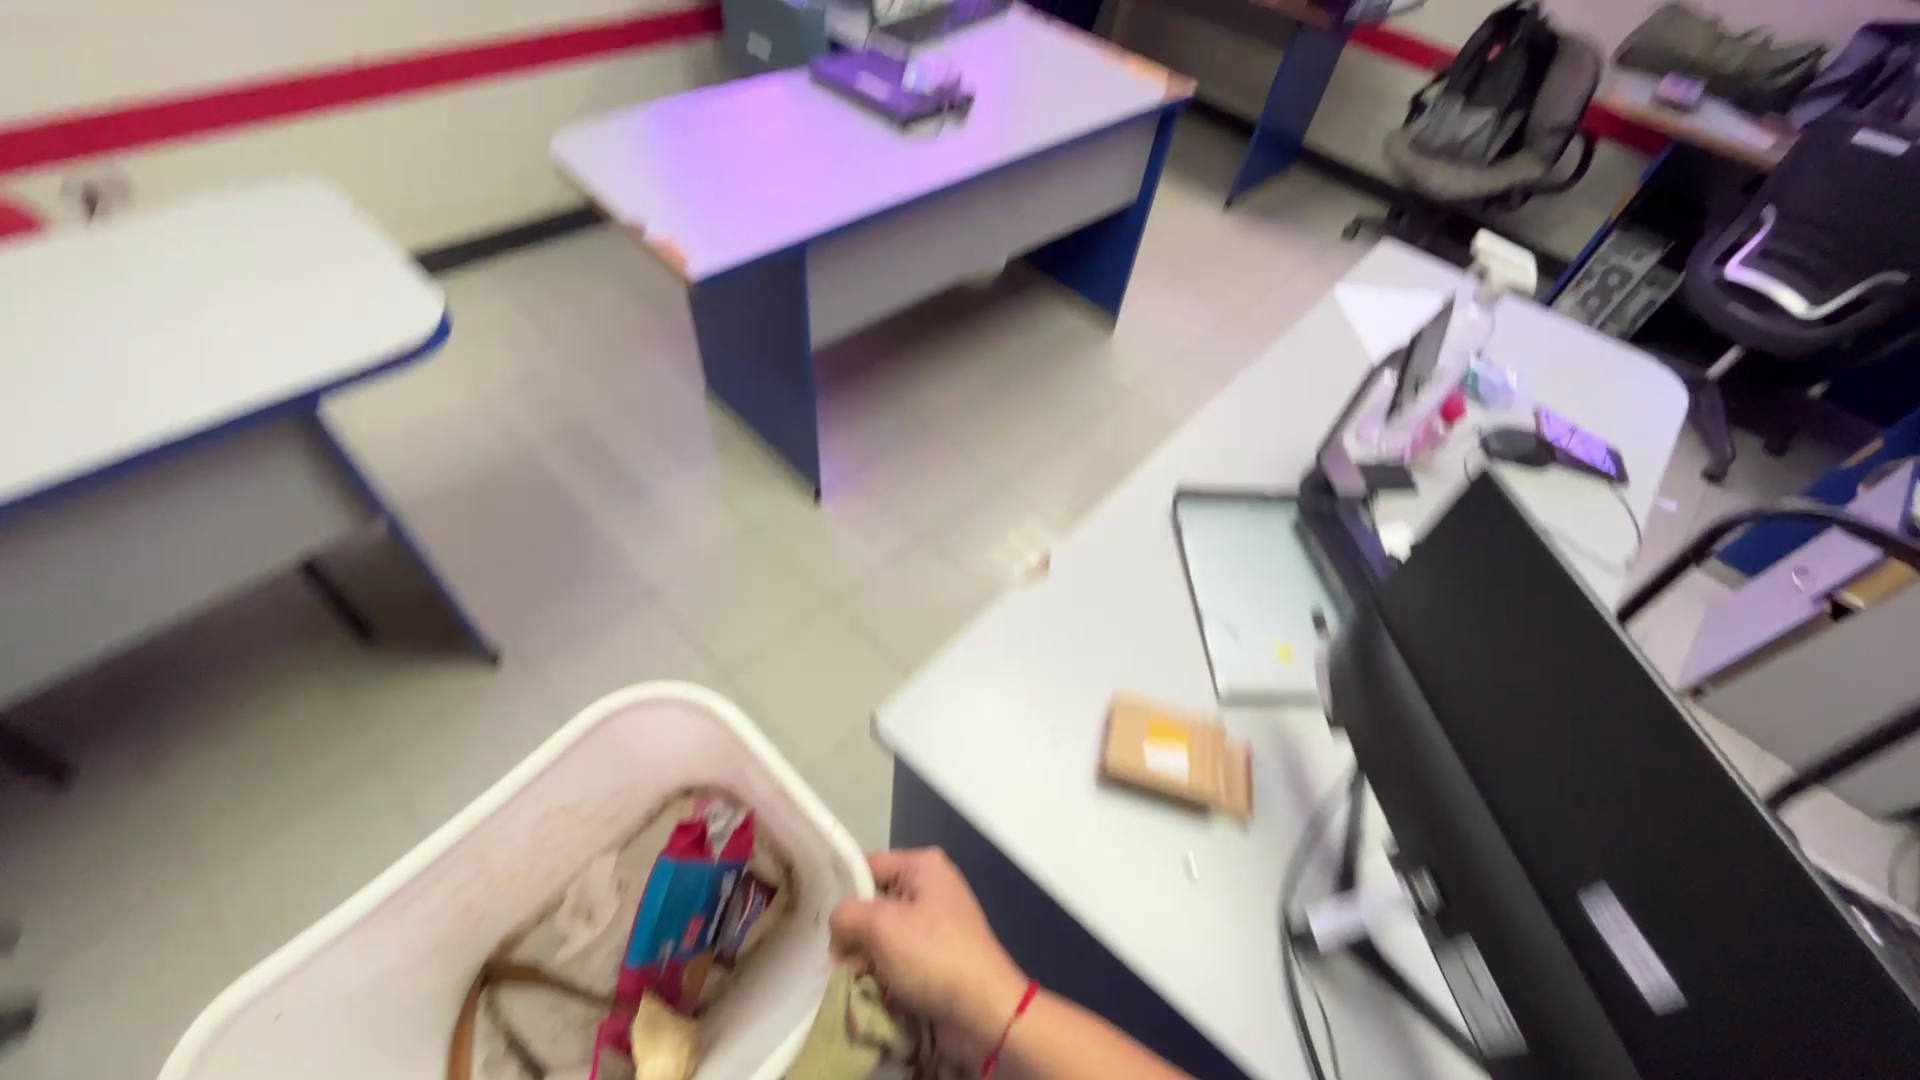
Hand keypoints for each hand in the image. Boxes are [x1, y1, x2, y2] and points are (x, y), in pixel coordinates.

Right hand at [829, 848, 1030, 1061]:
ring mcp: (938, 921)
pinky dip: (886, 971)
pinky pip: (901, 955)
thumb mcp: (880, 926)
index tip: (829, 927)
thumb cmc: (933, 955)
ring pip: (885, 933)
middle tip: (843, 961)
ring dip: (869, 958)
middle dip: (856, 933)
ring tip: (863, 979)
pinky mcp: (940, 953)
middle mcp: (931, 886)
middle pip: (875, 901)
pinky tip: (879, 990)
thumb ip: (846, 915)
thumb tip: (838, 927)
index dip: (845, 893)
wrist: (984, 1009)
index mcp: (923, 865)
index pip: (867, 866)